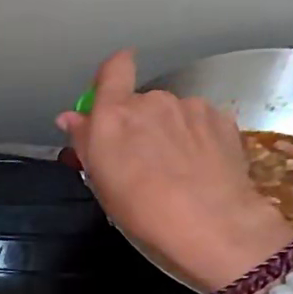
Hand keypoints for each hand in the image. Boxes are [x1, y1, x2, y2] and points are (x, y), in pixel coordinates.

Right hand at [58, 50, 292, 288]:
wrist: (210, 224)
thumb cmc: (144, 211)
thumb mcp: (100, 182)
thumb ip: (84, 141)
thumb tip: (71, 119)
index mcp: (114, 114)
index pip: (113, 69)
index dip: (110, 78)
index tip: (109, 98)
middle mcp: (152, 102)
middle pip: (141, 102)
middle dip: (138, 125)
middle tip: (139, 162)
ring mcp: (190, 108)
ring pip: (172, 114)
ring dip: (169, 133)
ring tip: (173, 172)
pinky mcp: (221, 119)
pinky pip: (200, 123)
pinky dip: (196, 140)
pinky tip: (198, 170)